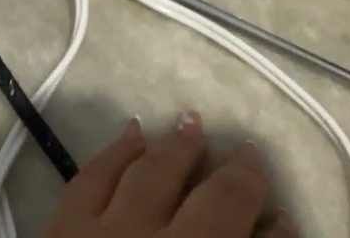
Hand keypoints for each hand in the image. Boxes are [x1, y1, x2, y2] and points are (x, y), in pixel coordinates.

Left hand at [42, 112, 295, 237]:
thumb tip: (272, 228)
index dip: (278, 229)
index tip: (287, 215)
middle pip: (215, 204)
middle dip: (240, 178)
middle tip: (253, 155)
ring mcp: (107, 232)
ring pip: (153, 176)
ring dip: (178, 148)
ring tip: (195, 123)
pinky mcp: (62, 227)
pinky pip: (93, 178)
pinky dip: (117, 151)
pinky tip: (133, 130)